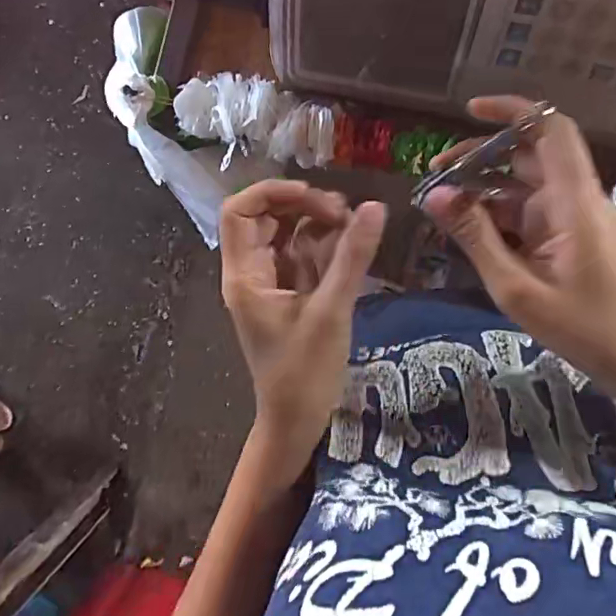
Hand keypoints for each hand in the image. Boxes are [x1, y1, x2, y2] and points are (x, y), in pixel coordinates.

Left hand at [220, 180, 385, 482]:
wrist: (297, 423)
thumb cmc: (305, 373)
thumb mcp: (332, 311)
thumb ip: (352, 256)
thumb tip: (375, 207)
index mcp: (245, 275)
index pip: (240, 212)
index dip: (272, 193)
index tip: (313, 195)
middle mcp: (253, 272)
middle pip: (268, 217)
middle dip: (305, 207)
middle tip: (344, 214)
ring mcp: (272, 281)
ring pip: (289, 233)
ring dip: (319, 224)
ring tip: (354, 228)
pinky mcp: (292, 292)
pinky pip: (304, 254)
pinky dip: (326, 245)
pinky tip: (351, 247)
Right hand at [423, 96, 615, 392]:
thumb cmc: (581, 328)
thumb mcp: (516, 287)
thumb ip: (475, 237)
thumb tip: (434, 195)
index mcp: (573, 201)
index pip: (550, 129)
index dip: (513, 110)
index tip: (470, 111)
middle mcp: (575, 198)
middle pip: (528, 153)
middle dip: (480, 154)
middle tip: (435, 171)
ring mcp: (573, 215)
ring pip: (524, 182)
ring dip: (484, 185)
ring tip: (442, 199)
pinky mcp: (569, 234)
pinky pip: (529, 208)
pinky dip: (498, 210)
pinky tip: (467, 224)